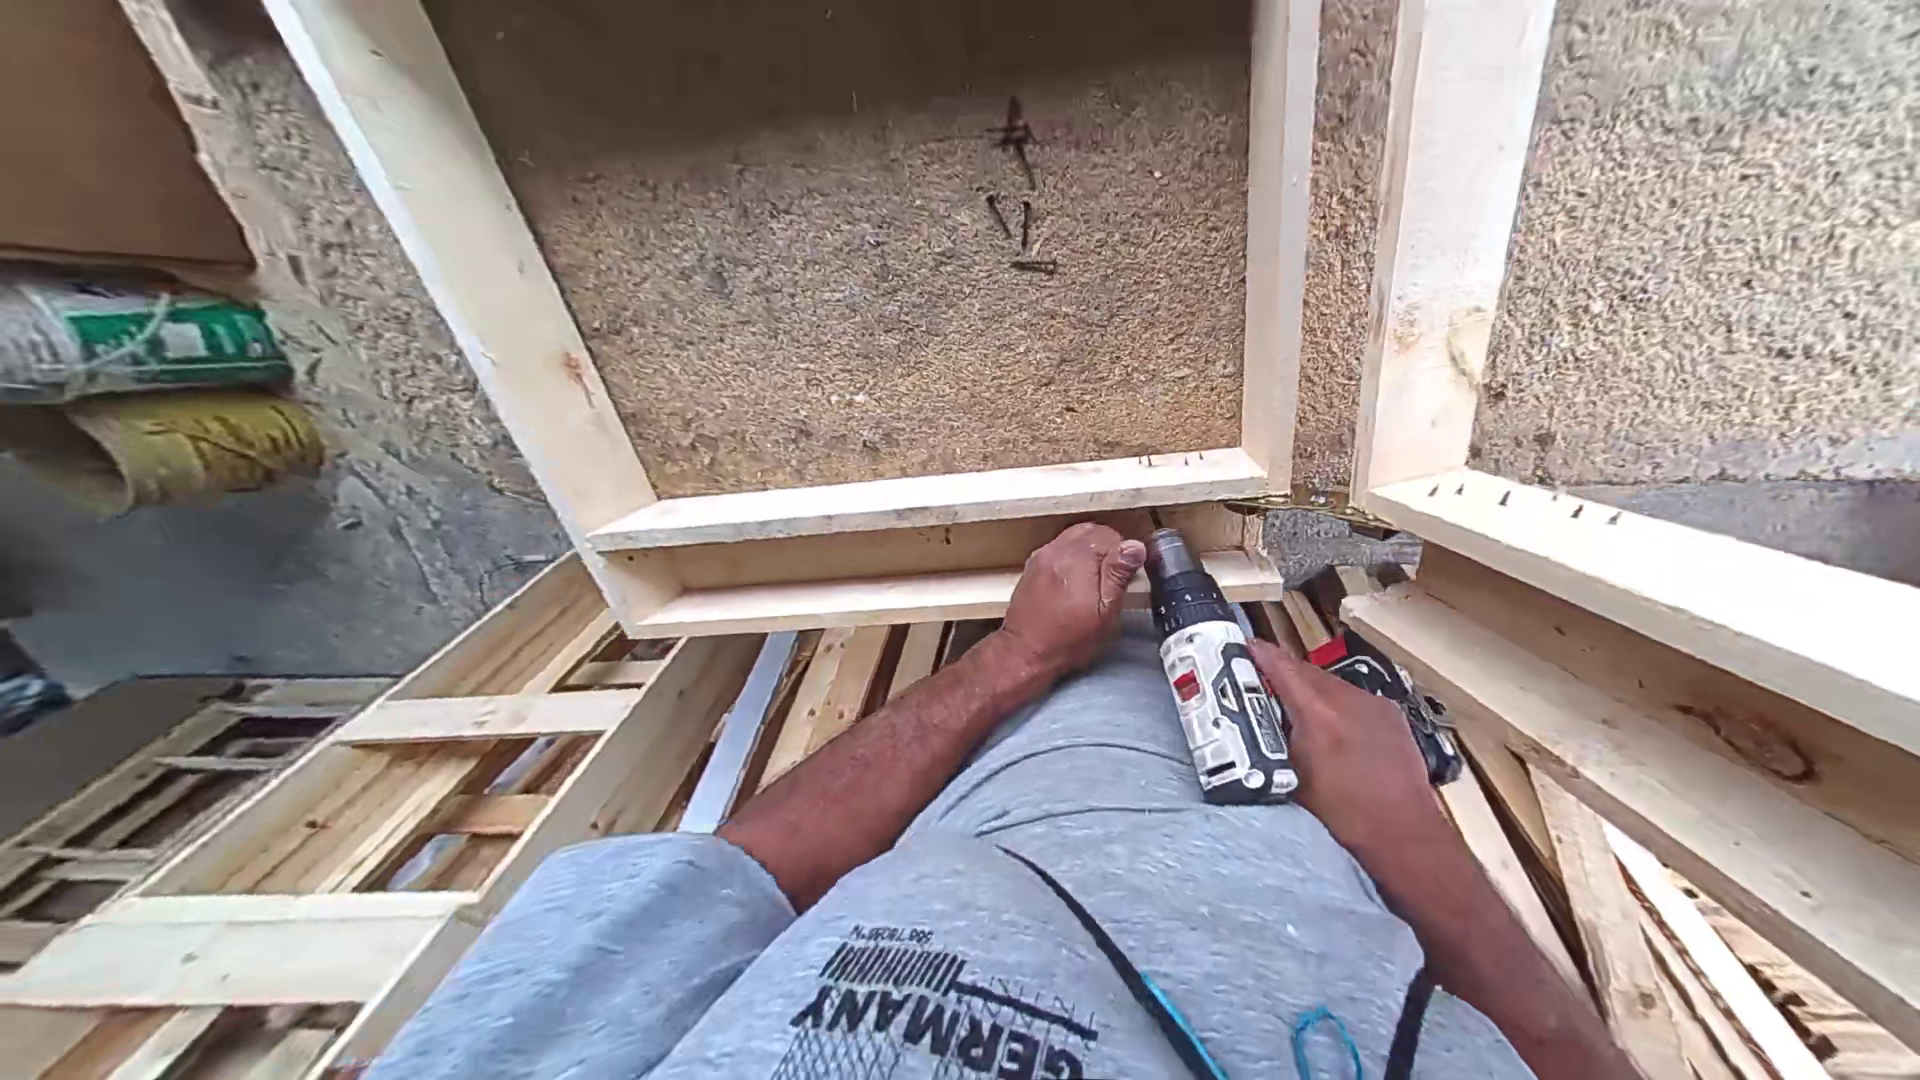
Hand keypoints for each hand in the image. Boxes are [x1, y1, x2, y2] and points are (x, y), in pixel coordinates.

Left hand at [995, 523, 1145, 679]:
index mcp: (1076, 559)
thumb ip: (1118, 575)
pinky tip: (1075, 579)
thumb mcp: (1104, 613)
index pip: (1110, 535)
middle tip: (1112, 578)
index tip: (1125, 576)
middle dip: (1107, 547)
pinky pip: (1059, 546)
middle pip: (1091, 530)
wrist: (1024, 651)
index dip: (1124, 554)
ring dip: (1090, 549)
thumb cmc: (1068, 638)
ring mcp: (1041, 555)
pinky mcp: (1033, 564)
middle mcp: (1056, 549)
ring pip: (1074, 536)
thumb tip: (1136, 545)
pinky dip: (1072, 554)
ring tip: (1095, 578)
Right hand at [1248, 639, 1446, 850]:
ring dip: (1309, 688)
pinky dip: (1335, 701)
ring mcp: (1373, 705)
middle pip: (1305, 670)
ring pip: (1328, 681)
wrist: (1402, 832)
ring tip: (1297, 709)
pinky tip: (1331, 725)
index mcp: (1318, 713)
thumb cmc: (1346, 811)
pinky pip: (1352, 695)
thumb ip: (1275, 732)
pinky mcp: (1390, 714)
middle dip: (1283, 674)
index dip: (1261, 653)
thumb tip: (1258, 711)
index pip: (1282, 667)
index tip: (1248, 647)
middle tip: (1264, 684)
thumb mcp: (1290, 769)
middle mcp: (1348, 701)